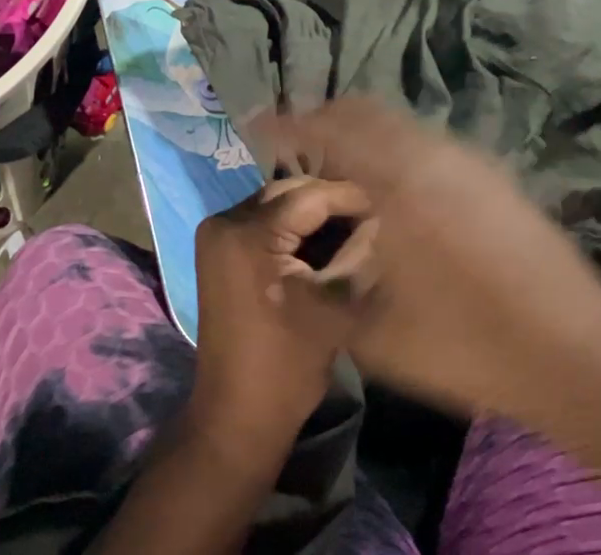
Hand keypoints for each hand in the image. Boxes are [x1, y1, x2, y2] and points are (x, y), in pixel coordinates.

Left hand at [189, 178, 371, 446]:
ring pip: (273, 204)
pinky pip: (258, 222)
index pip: (309, 196)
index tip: (385, 207)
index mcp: (248, 233)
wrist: (238, 407)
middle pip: (287, 192)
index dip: (350, 198)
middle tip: (369, 219)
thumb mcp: (335, 305)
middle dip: (328, 202)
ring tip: (349, 229)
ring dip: (309, 213)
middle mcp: (224, 221)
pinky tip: (318, 243)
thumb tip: (375, 221)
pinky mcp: (216, 250)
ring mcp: (215, 235)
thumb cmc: (288, 362)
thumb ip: (358, 255)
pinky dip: (288, 227)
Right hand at [261, 98, 600, 423]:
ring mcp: (471, 165)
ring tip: (333, 168)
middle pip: (363, 111)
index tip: (253, 126)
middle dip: (320, 119)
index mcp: (398, 184)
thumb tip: (268, 282)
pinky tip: (389, 194)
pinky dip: (392, 149)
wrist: (584, 359)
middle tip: (290, 145)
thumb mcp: (375, 337)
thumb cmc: (470, 348)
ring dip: (359, 134)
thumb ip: (313, 304)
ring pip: (399, 125)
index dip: (284, 124)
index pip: (326, 130)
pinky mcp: (496, 181)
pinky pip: (427, 144)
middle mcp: (433, 157)